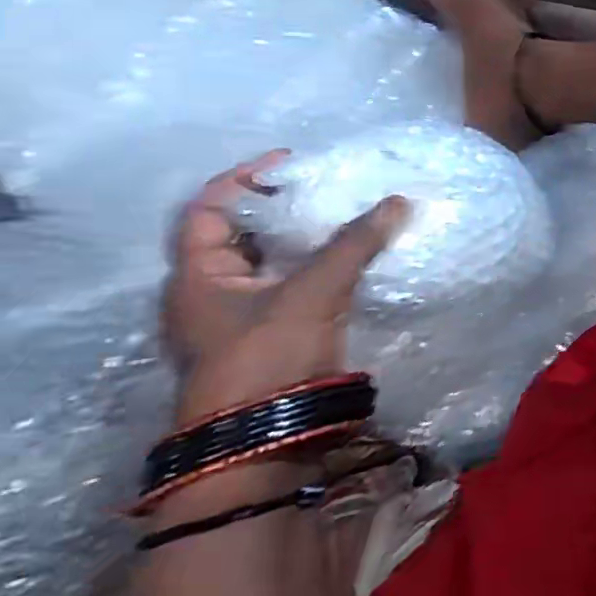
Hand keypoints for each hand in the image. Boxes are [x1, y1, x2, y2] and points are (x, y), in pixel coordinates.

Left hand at [163, 151, 407, 424]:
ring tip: (348, 217)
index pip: (209, 210)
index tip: (291, 160)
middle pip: (241, 234)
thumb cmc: (267, 355)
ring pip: (272, 262)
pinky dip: (320, 267)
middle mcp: (212, 292)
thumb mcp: (311, 292)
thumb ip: (354, 244)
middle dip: (282, 207)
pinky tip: (355, 260)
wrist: (266, 434)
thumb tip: (398, 200)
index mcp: (197, 276)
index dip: (245, 178)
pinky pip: (295, 285)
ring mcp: (242, 317)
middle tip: (328, 187)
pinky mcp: (274, 335)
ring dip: (305, 239)